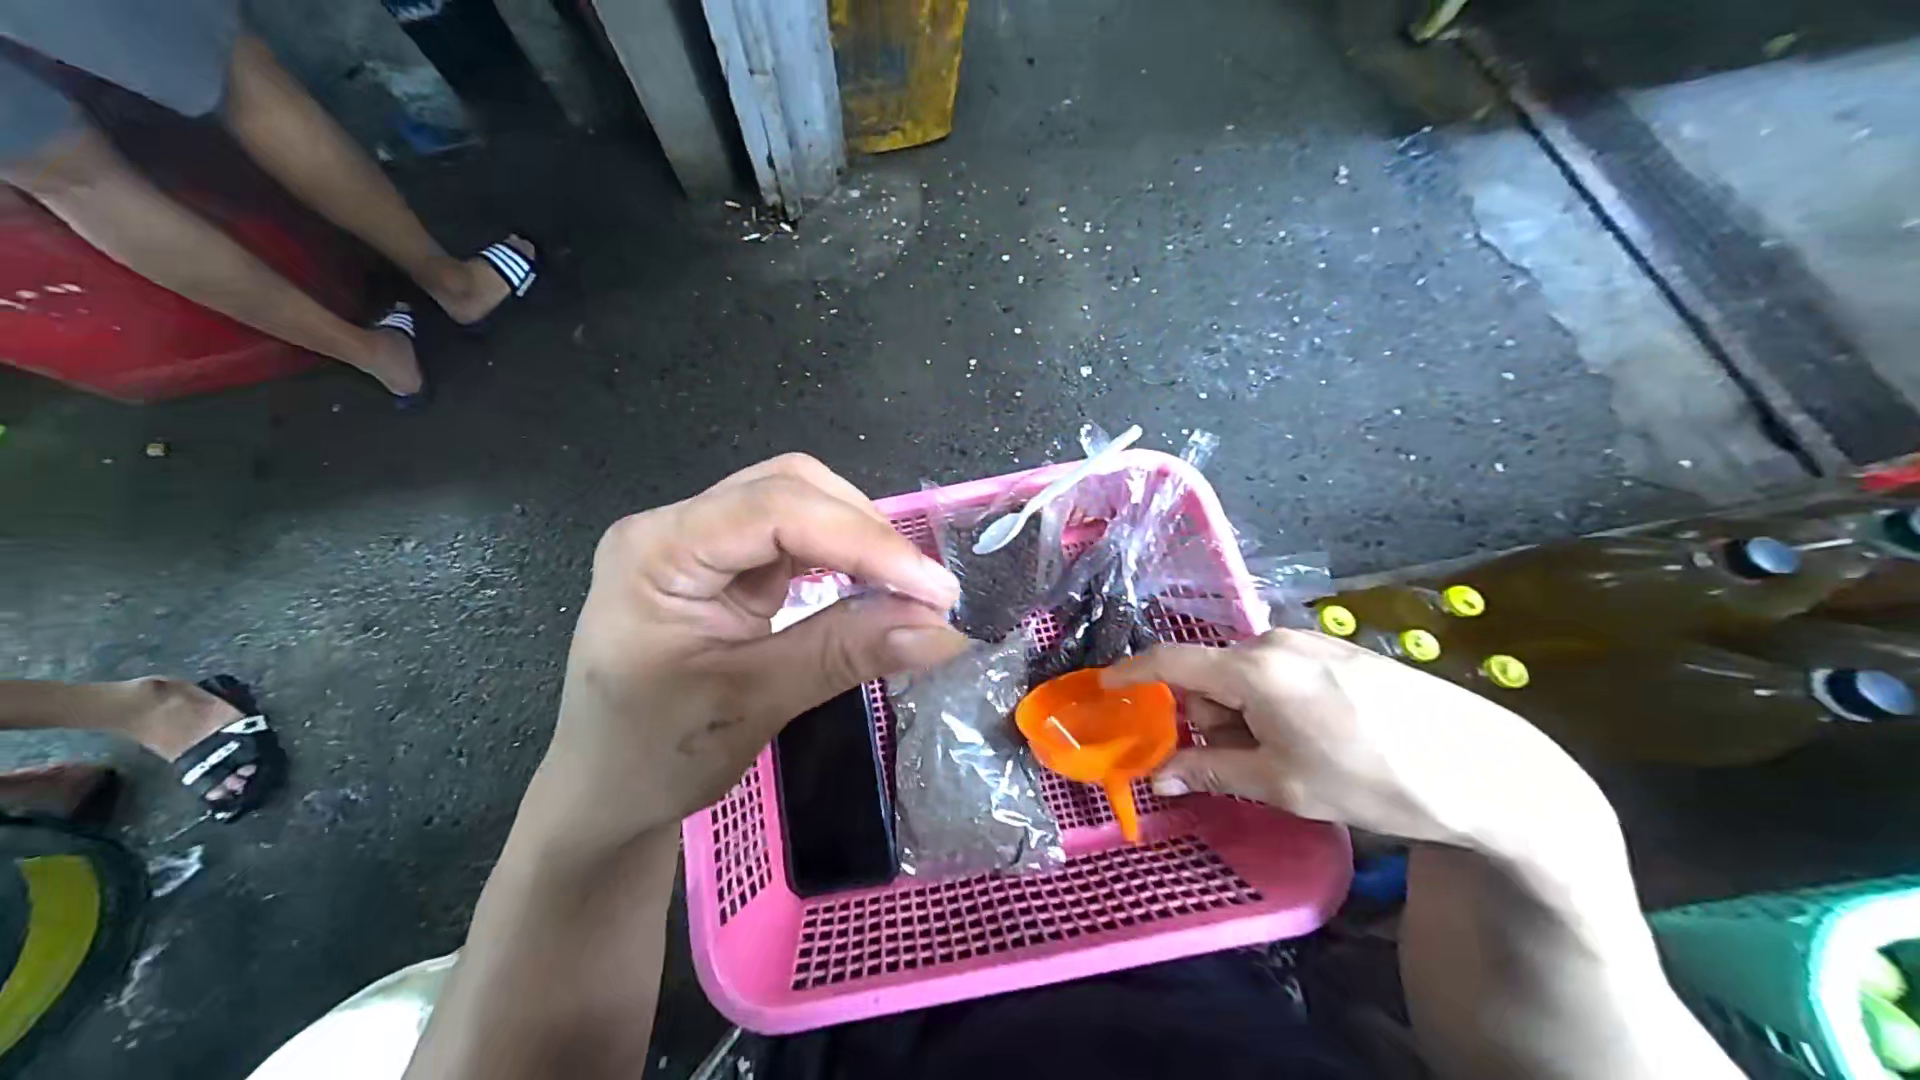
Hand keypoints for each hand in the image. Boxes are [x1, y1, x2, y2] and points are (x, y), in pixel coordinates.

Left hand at [541, 455, 970, 843]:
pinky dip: (844, 558)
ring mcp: (700, 543)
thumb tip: (943, 629)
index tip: (934, 589)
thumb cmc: (653, 757)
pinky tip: (872, 585)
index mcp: (657, 550)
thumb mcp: (752, 703)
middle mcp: (676, 527)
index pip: (775, 511)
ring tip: (908, 587)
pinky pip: (796, 539)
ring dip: (861, 540)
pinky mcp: (724, 565)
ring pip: (799, 504)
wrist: (605, 796)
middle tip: (925, 588)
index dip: (864, 542)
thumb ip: (844, 653)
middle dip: (865, 531)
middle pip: (789, 488)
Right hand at [1102, 629, 1616, 856]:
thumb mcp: (1282, 784)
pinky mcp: (1340, 650)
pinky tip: (1313, 734)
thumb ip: (1211, 771)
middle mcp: (1276, 640)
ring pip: (1246, 673)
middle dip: (1206, 714)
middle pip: (1211, 673)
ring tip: (1284, 755)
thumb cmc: (1372, 778)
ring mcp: (1312, 641)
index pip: (1171, 661)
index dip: (1132, 673)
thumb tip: (1159, 777)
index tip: (1105, 686)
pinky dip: (1271, 700)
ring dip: (1241, 711)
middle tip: (1234, 762)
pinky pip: (1280, 669)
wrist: (1489, 769)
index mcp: (1253, 668)